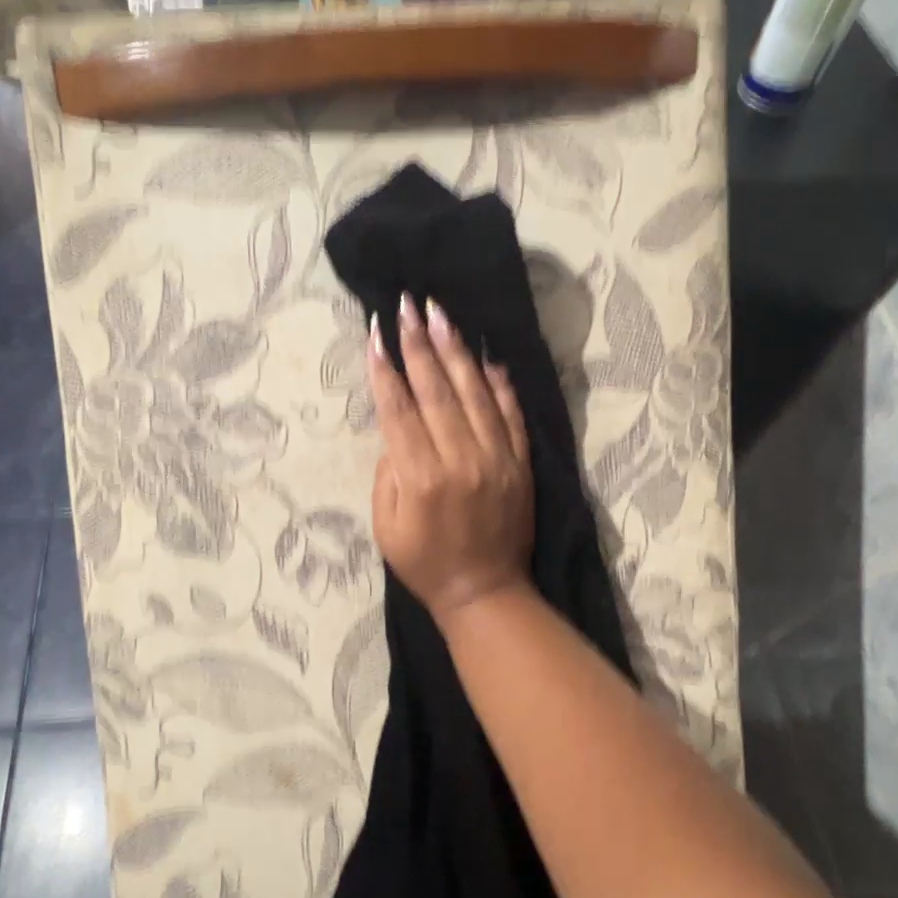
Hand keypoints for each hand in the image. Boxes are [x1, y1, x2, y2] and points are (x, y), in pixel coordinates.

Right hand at [368, 293, 534, 622]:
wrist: (484, 593)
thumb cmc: (424, 564)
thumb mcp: (386, 527)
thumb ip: (389, 474)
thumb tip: (398, 431)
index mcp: (422, 478)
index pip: (399, 410)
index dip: (385, 369)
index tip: (376, 332)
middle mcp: (461, 460)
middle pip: (436, 390)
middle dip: (418, 343)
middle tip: (407, 304)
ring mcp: (497, 459)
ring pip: (475, 393)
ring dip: (456, 350)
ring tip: (440, 313)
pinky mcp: (521, 464)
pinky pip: (511, 415)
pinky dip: (500, 384)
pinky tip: (487, 357)